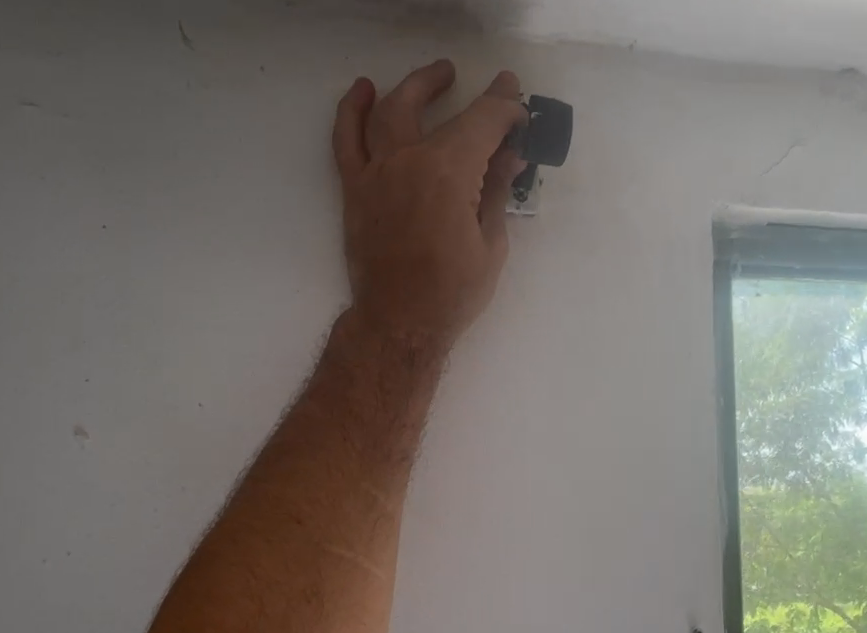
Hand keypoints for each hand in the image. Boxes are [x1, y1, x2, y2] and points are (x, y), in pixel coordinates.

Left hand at [333, 61, 527, 348]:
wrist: (401, 321)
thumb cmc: (454, 292)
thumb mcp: (491, 245)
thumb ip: (494, 193)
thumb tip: (507, 157)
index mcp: (450, 173)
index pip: (483, 124)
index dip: (505, 110)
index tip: (519, 107)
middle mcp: (410, 159)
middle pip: (443, 113)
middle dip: (476, 99)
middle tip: (494, 91)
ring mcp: (377, 171)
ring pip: (392, 111)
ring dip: (416, 87)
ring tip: (435, 76)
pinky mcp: (355, 187)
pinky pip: (346, 138)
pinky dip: (353, 110)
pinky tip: (365, 92)